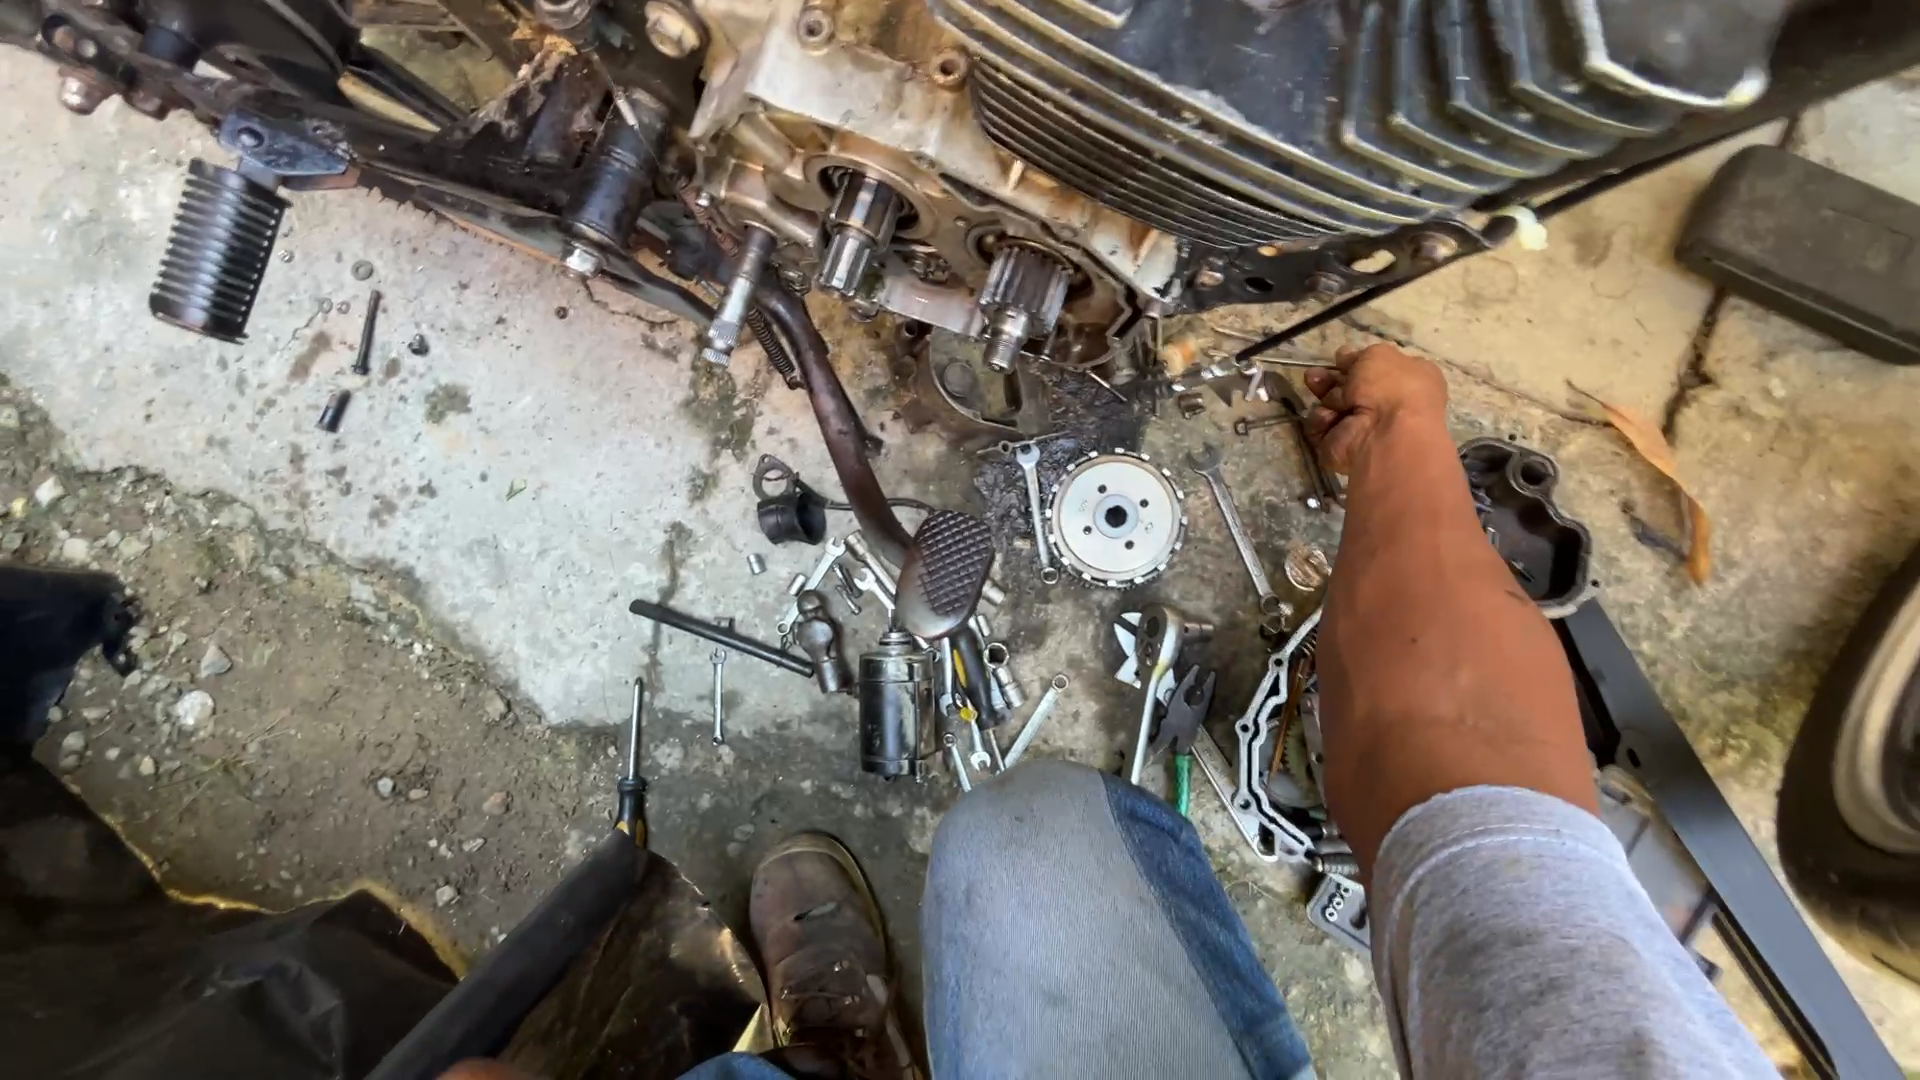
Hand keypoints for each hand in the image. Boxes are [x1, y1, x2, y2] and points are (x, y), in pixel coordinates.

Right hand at [1302, 344, 1448, 473]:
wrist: (1384, 432)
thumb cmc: (1390, 387)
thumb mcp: (1378, 355)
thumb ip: (1358, 355)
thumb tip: (1344, 356)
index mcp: (1406, 380)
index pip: (1375, 370)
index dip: (1355, 363)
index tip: (1338, 359)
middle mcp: (1385, 403)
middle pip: (1348, 387)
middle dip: (1329, 379)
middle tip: (1314, 374)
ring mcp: (1362, 426)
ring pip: (1331, 404)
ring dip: (1323, 394)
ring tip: (1315, 387)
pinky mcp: (1340, 443)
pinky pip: (1323, 426)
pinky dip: (1322, 419)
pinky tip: (1329, 418)